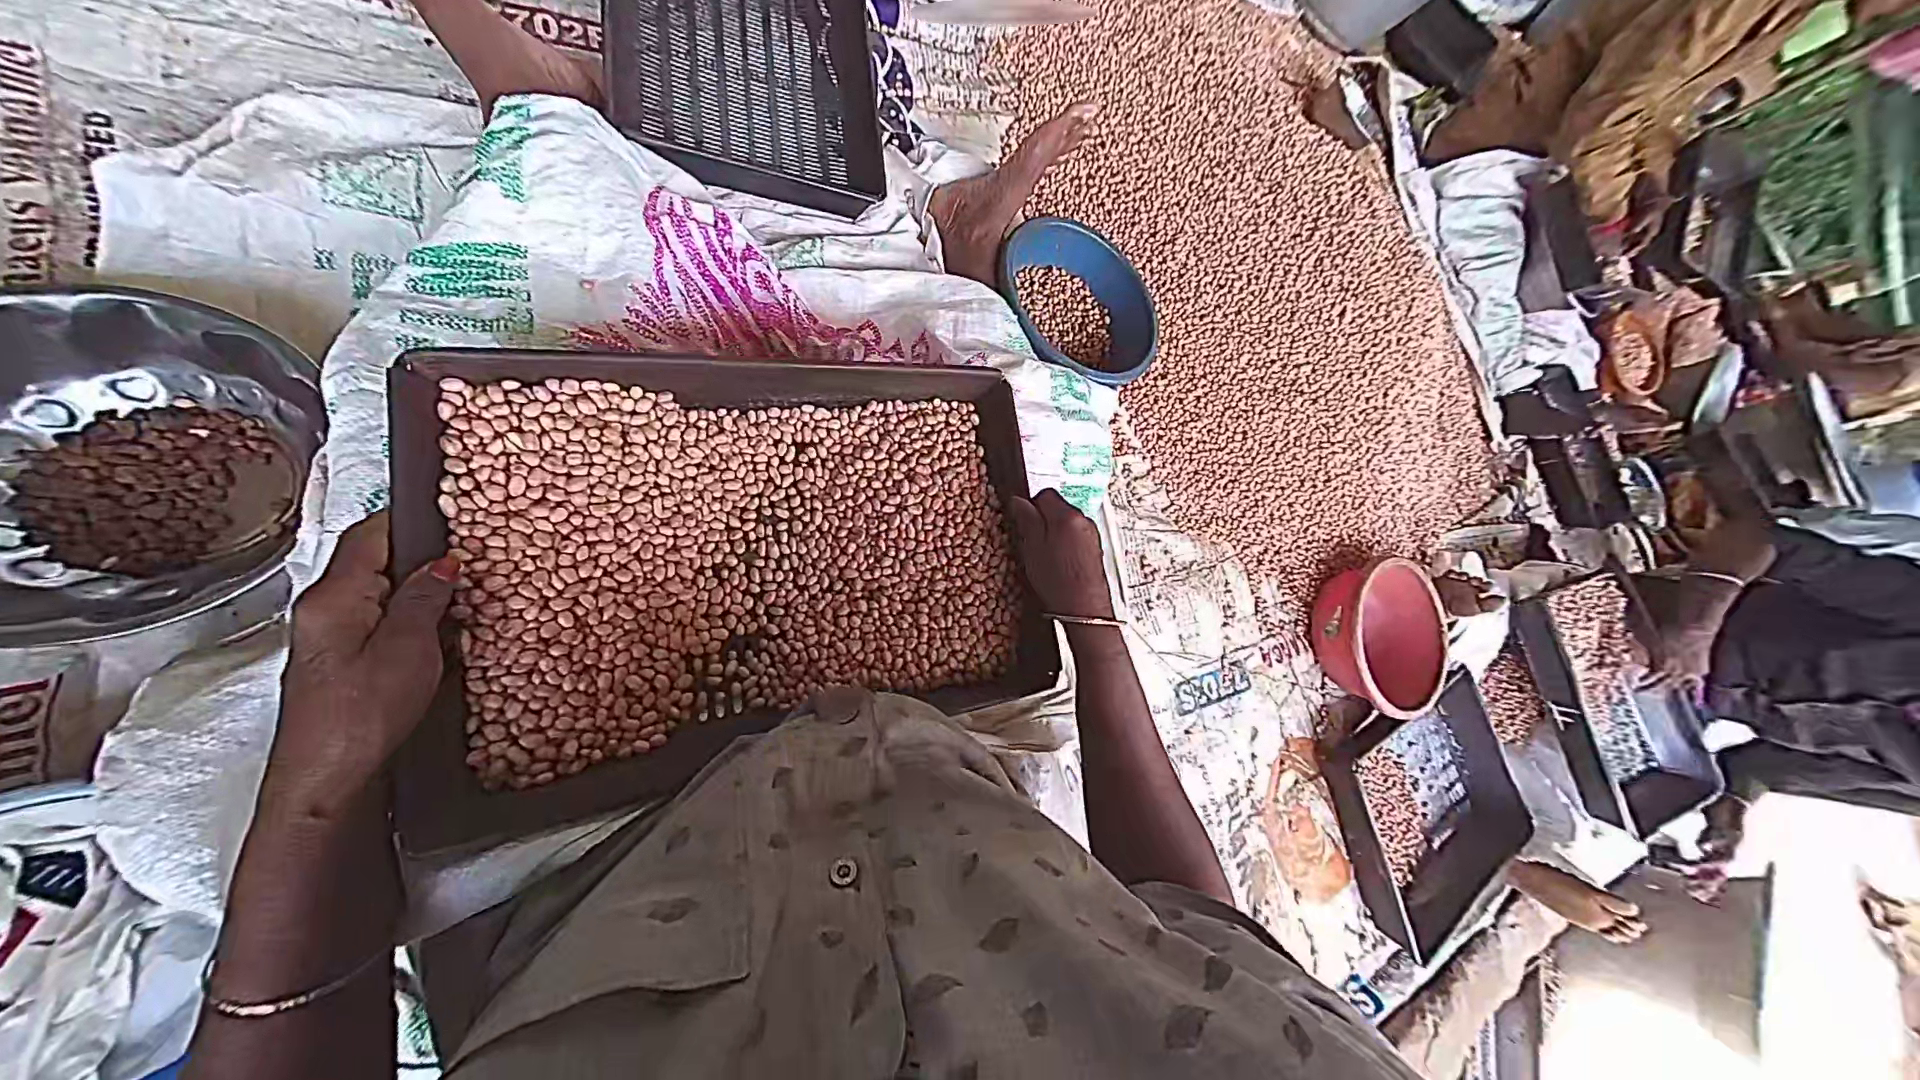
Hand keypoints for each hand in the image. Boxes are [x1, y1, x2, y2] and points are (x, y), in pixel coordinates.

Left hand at [267, 512, 457, 817]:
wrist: (328, 777)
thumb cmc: (363, 712)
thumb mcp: (407, 647)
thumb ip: (423, 598)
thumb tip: (443, 562)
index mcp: (334, 598)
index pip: (368, 536)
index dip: (409, 519)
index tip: (450, 512)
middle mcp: (327, 610)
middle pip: (378, 564)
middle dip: (426, 560)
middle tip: (475, 562)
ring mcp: (334, 636)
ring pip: (386, 594)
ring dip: (426, 594)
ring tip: (470, 601)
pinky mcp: (347, 660)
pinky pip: (388, 623)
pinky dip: (420, 621)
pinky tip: (450, 636)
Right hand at [1008, 489, 1113, 619]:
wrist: (1083, 608)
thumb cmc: (1058, 581)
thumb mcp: (1032, 547)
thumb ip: (1027, 519)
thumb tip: (1019, 501)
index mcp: (1066, 516)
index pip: (1045, 494)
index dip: (1030, 505)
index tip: (1022, 519)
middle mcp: (1082, 520)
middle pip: (1057, 507)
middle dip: (1042, 519)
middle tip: (1030, 539)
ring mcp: (1091, 534)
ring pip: (1066, 522)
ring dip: (1054, 532)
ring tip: (1043, 554)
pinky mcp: (1094, 548)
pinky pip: (1074, 536)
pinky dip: (1064, 543)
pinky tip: (1056, 562)